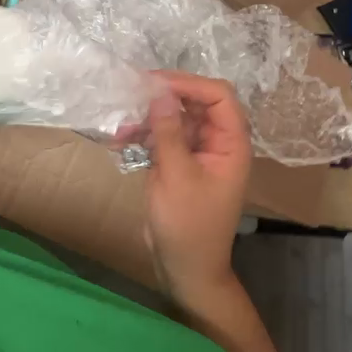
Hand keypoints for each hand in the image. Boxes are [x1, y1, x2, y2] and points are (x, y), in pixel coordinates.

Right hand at [142, 71, 253, 305]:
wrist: (186, 268)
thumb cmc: (189, 225)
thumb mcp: (176, 176)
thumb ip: (168, 132)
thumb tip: (160, 92)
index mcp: (231, 144)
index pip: (219, 96)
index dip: (189, 83)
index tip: (154, 83)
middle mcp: (217, 142)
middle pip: (195, 102)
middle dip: (164, 97)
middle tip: (132, 94)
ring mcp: (197, 153)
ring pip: (175, 118)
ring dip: (148, 118)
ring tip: (121, 125)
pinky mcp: (179, 164)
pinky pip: (163, 137)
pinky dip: (144, 135)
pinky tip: (120, 140)